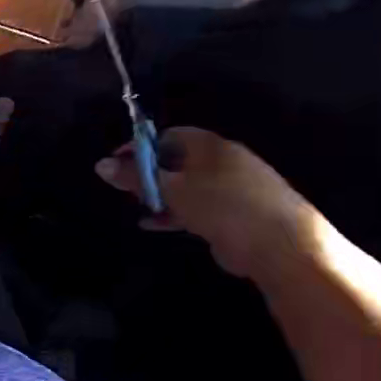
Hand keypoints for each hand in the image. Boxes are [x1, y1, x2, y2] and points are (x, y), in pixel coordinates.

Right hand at [96, 127, 322, 278]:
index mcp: (210, 147)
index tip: (116, 164)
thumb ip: (136, 178)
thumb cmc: (223, 206)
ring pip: (185, 187)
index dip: (140, 148)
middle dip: (148, 174)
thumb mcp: (173, 190)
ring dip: (160, 197)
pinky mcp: (232, 215)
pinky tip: (152, 224)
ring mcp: (229, 189)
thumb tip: (100, 165)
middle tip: (125, 189)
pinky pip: (195, 208)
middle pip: (176, 161)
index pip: (168, 136)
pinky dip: (173, 213)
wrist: (280, 244)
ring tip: (137, 208)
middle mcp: (221, 162)